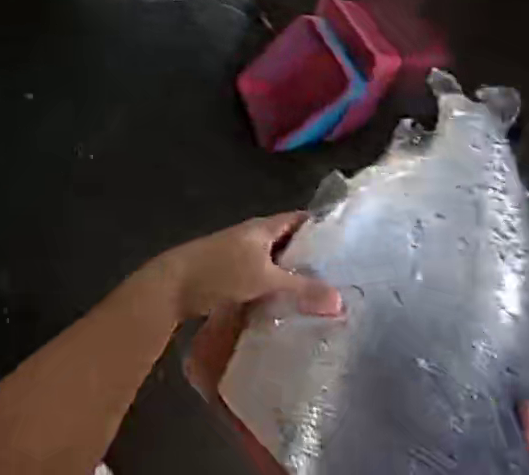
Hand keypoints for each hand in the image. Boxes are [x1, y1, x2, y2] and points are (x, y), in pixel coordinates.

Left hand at [151, 212, 344, 320]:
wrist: (176, 284)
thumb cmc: (220, 270)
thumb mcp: (264, 278)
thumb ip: (302, 288)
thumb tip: (342, 300)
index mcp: (260, 229)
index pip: (295, 220)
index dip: (320, 225)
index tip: (351, 239)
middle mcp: (252, 238)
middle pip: (288, 243)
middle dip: (314, 257)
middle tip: (352, 277)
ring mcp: (242, 257)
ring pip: (277, 264)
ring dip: (298, 277)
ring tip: (334, 297)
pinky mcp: (235, 277)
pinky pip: (266, 281)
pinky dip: (282, 290)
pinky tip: (300, 309)